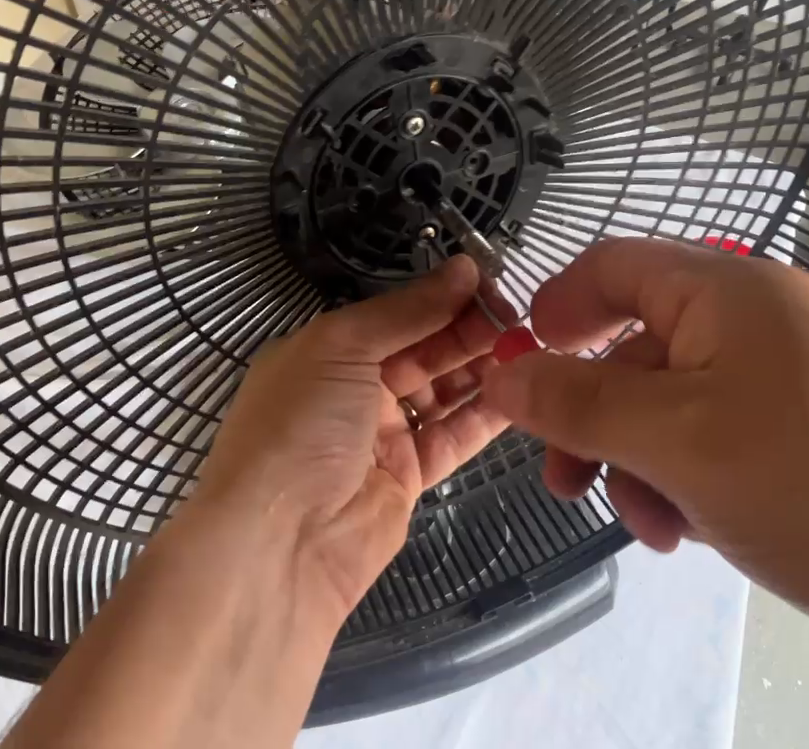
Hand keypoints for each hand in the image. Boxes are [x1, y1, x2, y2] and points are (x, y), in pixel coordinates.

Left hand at [195, 256, 509, 613]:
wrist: (280, 541)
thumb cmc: (299, 424)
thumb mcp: (341, 347)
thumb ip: (406, 310)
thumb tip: (464, 267)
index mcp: (326, 351)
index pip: (395, 315)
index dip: (441, 298)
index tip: (491, 283)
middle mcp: (352, 388)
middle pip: (422, 350)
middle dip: (468, 331)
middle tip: (519, 317)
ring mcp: (380, 435)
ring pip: (441, 391)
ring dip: (481, 369)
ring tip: (528, 349)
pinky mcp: (407, 477)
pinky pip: (452, 437)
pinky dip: (484, 415)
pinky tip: (521, 392)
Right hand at [478, 238, 808, 637]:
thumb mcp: (674, 442)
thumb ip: (575, 404)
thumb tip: (497, 373)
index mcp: (728, 292)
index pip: (612, 267)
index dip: (555, 309)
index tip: (520, 369)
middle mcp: (760, 322)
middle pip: (637, 345)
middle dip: (593, 415)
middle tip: (567, 481)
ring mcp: (794, 381)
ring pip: (676, 404)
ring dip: (641, 460)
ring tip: (652, 527)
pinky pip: (722, 440)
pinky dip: (691, 480)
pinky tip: (698, 533)